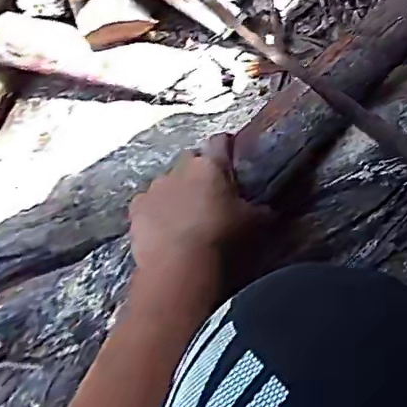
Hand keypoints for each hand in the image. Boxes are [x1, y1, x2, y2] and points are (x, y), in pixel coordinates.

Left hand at [128, 134, 264, 273]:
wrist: (178, 264)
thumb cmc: (221, 234)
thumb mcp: (252, 222)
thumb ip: (260, 210)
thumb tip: (270, 210)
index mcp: (212, 164)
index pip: (220, 141)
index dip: (226, 146)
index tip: (231, 156)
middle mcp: (182, 167)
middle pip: (192, 158)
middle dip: (199, 169)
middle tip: (209, 190)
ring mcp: (155, 186)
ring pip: (168, 180)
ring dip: (176, 190)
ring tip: (184, 212)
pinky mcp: (136, 207)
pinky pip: (147, 201)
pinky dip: (155, 209)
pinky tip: (162, 225)